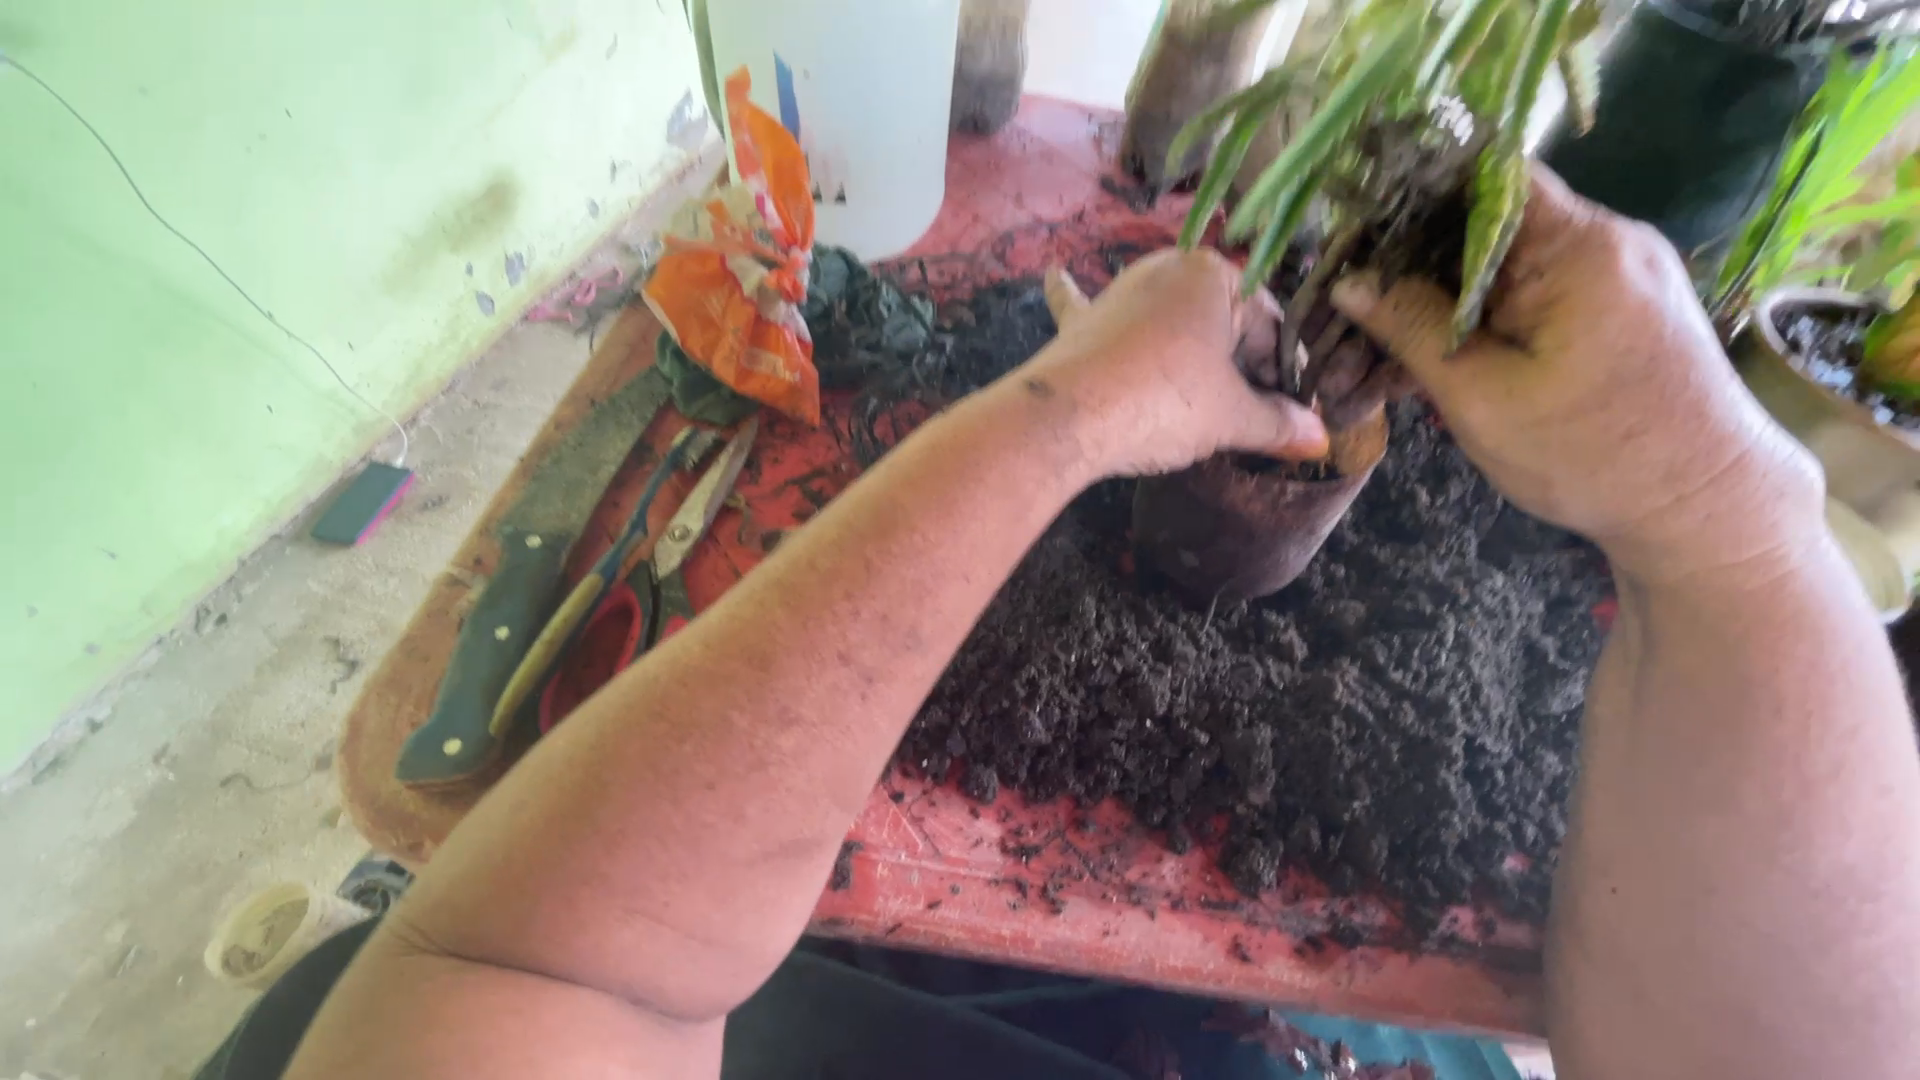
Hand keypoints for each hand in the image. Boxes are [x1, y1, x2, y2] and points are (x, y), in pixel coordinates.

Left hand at [1027, 248, 1328, 476]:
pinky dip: (1071, 294)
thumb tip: (1320, 440)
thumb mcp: (1231, 418)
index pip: (1269, 324)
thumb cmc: (1164, 404)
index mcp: (1213, 277)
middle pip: (1217, 322)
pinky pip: (1080, 305)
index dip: (1282, 372)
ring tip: (1198, 384)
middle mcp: (1164, 271)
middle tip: (1248, 412)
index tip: (1288, 411)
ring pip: (1164, 319)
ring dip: (1183, 345)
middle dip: (1236, 363)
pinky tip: (1055, 273)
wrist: (1069, 418)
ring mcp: (1117, 294)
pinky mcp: (1079, 325)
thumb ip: (1276, 425)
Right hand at [1331, 165, 1824, 588]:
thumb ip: (1411, 328)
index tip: (1346, 246)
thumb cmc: (1589, 451)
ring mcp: (1597, 282)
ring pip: (1481, 279)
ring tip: (1354, 370)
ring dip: (1416, 317)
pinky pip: (1507, 308)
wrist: (1700, 508)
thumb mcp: (1480, 393)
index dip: (1405, 202)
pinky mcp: (1593, 316)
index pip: (1480, 180)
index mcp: (1576, 247)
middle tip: (1333, 327)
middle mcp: (1594, 246)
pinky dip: (1455, 334)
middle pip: (1471, 235)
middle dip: (1394, 279)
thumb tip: (1348, 281)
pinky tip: (1403, 374)